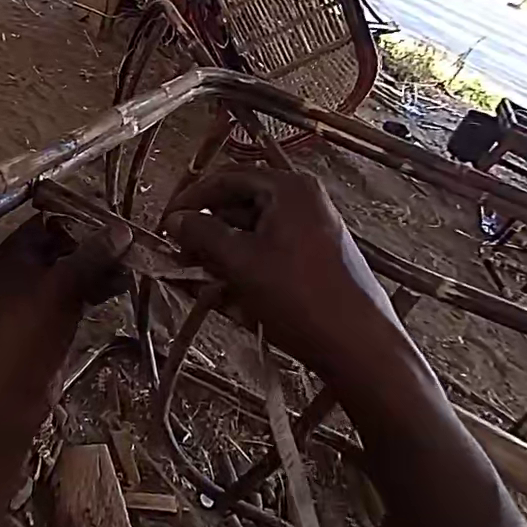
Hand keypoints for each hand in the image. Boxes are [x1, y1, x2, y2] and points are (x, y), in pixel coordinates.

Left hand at [0, 216, 129, 418]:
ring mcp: (39, 294)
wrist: (10, 395)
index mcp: (15, 252)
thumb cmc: (27, 333)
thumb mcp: (60, 287)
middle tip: (135, 241)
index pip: (49, 219)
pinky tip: (124, 285)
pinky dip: (98, 287)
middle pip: (65, 244)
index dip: (81, 216)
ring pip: (75, 269)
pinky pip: (78, 292)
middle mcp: (25, 268)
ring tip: (136, 262)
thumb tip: (122, 228)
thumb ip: (91, 255)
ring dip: (102, 265)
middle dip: (98, 242)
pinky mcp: (53, 317)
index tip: (118, 216)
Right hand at [163, 169, 420, 389]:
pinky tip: (223, 287)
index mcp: (288, 189)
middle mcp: (302, 201)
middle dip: (205, 226)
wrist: (359, 348)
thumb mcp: (240, 261)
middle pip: (238, 202)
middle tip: (178, 250)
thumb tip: (174, 220)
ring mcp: (311, 229)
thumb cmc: (298, 297)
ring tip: (195, 272)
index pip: (226, 178)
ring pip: (250, 229)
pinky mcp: (313, 256)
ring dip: (220, 248)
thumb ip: (202, 233)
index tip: (166, 221)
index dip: (191, 198)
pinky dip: (242, 262)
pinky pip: (267, 249)